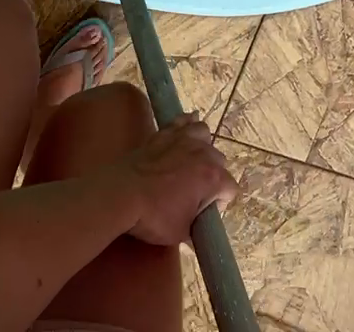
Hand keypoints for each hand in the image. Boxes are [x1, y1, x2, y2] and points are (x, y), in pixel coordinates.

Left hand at [110, 113, 238, 245]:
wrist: (121, 194)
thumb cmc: (154, 215)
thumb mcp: (181, 233)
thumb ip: (195, 229)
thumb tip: (196, 232)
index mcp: (211, 177)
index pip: (231, 188)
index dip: (220, 202)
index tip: (204, 212)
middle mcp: (202, 153)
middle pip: (219, 161)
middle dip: (212, 175)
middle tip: (195, 192)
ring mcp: (182, 139)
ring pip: (204, 134)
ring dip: (203, 148)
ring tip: (193, 162)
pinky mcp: (164, 133)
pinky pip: (183, 120)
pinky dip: (188, 123)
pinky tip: (187, 128)